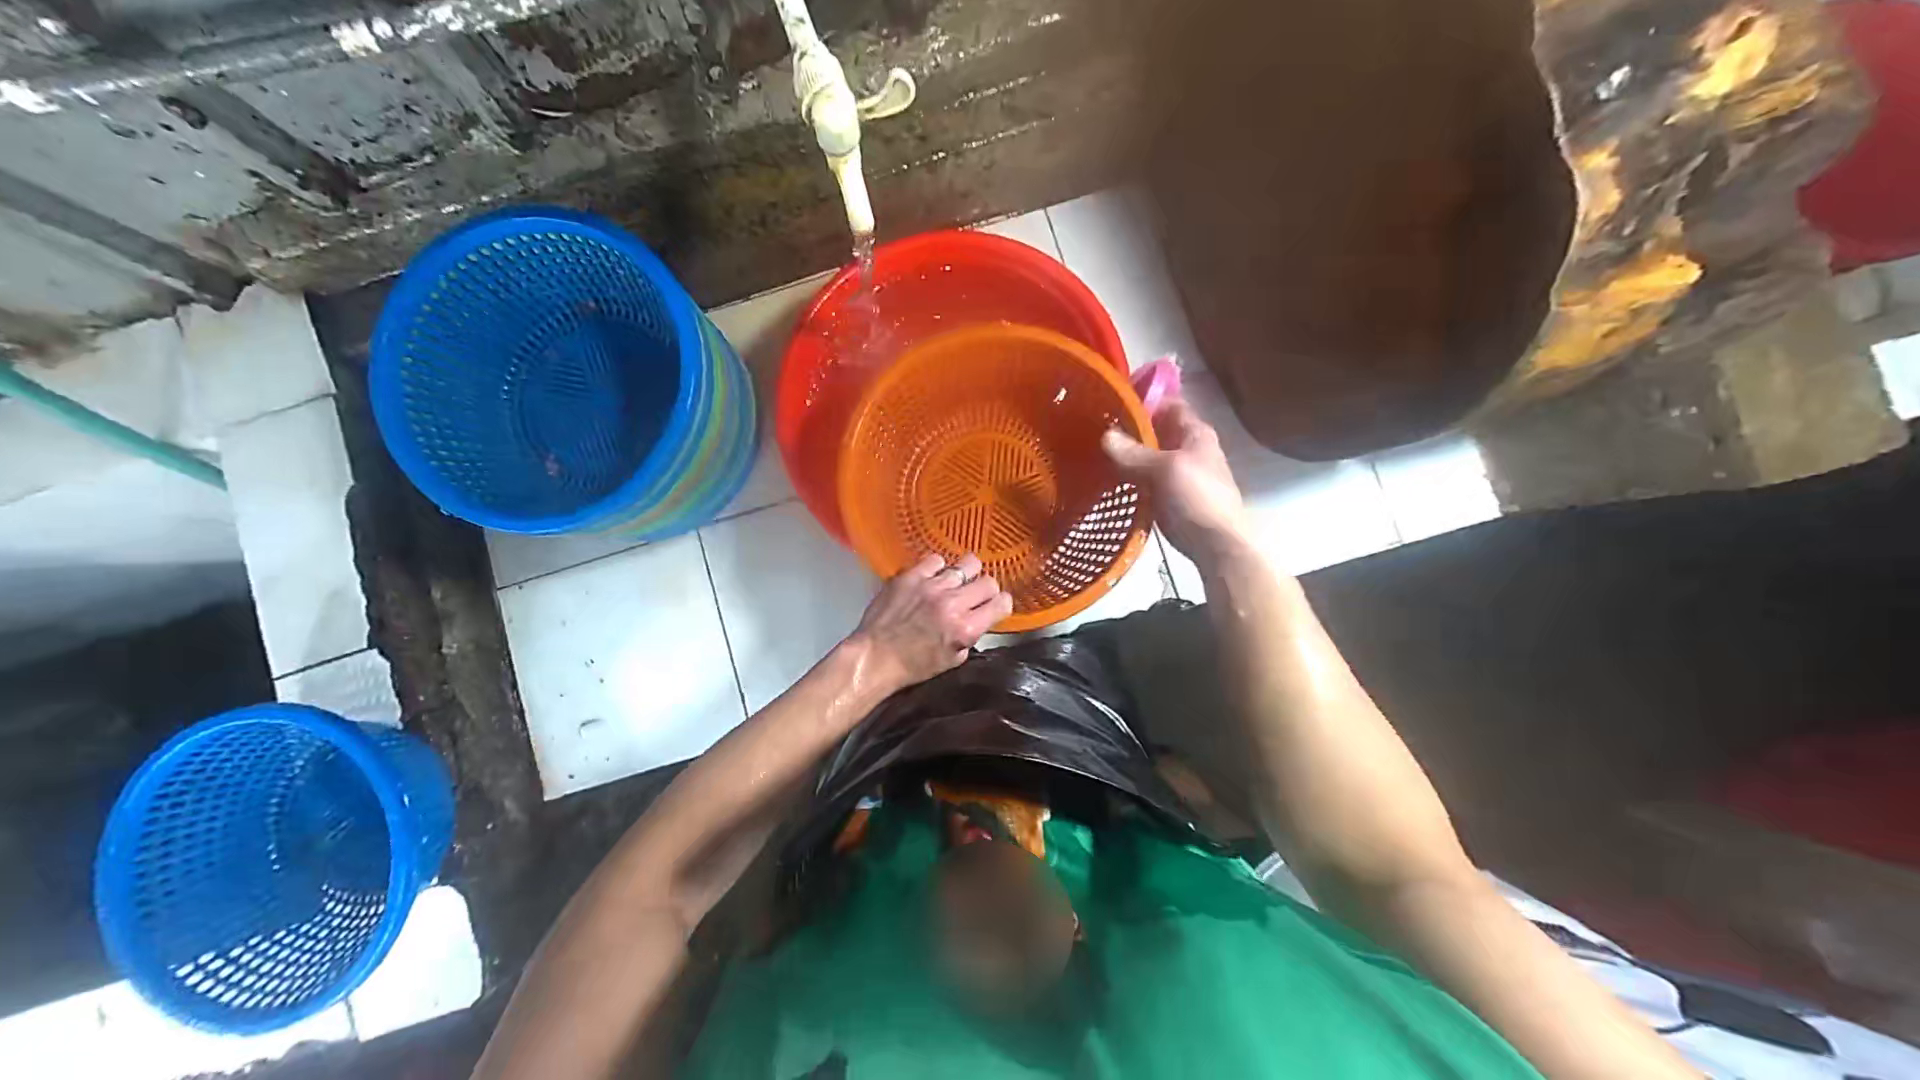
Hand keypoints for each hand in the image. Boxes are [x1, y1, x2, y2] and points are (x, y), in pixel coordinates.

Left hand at [844, 553, 1013, 695]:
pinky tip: (932, 578)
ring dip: (965, 575)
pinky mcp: (911, 576)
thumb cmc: (911, 665)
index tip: (996, 605)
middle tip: (975, 596)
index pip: (1001, 603)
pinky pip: (936, 559)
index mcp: (965, 629)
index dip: (1001, 604)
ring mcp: (931, 587)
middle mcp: (952, 604)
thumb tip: (976, 619)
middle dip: (986, 590)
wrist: (874, 656)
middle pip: (988, 581)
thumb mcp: (952, 659)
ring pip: (967, 564)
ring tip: (956, 583)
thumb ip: (969, 636)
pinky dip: (938, 568)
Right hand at [1102, 397, 1253, 567]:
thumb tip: (1105, 435)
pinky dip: (1132, 477)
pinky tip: (1112, 480)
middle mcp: (1191, 449)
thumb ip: (1134, 453)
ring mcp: (1183, 474)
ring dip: (1130, 455)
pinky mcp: (1173, 497)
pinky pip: (1148, 479)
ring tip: (1098, 452)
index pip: (1169, 403)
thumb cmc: (1197, 499)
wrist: (1217, 545)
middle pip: (1158, 430)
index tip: (1113, 400)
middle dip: (1131, 429)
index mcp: (1196, 433)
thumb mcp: (1163, 470)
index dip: (1144, 399)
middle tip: (1097, 428)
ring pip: (1152, 456)